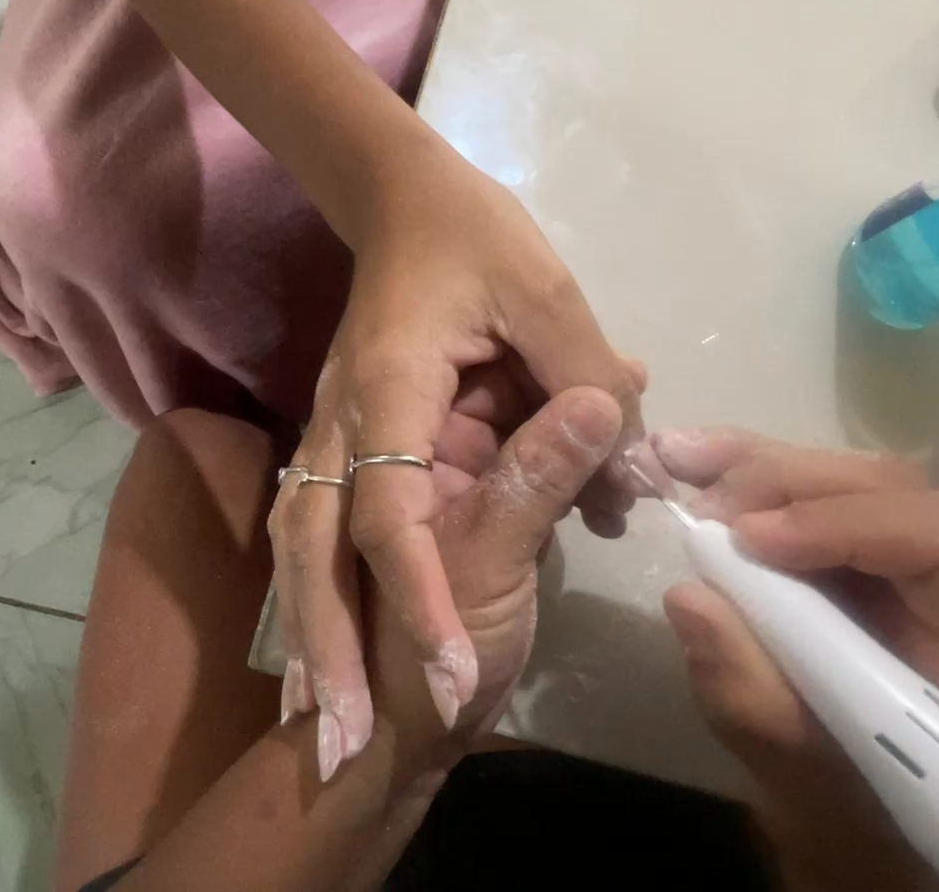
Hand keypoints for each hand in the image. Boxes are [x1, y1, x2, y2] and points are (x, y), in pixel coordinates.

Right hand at [268, 145, 642, 777]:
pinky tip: (325, 642)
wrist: (400, 199)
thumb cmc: (472, 232)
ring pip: (302, 535)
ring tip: (323, 718)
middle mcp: (342, 417)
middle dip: (325, 642)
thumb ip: (586, 380)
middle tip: (342, 740)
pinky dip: (317, 585)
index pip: (392, 504)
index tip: (451, 669)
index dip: (420, 591)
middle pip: (313, 538)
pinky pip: (321, 516)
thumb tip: (635, 469)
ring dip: (310, 627)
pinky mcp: (342, 431)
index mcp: (389, 384)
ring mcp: (331, 425)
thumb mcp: (545, 294)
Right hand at [650, 428, 938, 890]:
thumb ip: (746, 690)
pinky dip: (744, 469)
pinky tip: (691, 462)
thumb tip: (688, 596)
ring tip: (677, 459)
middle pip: (887, 489)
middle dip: (785, 481)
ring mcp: (902, 553)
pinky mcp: (854, 541)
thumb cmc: (843, 800)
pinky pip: (806, 487)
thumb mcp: (791, 767)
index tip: (748, 539)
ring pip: (844, 474)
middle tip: (701, 505)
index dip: (841, 525)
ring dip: (755, 461)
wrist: (854, 804)